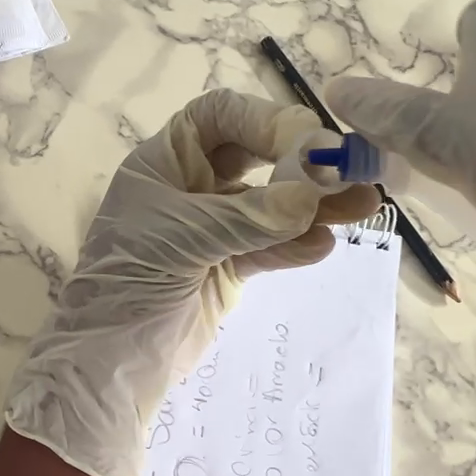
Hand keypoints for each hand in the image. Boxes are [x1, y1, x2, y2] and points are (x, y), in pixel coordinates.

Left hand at [5, 90, 378, 475]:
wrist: (111, 358)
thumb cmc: (129, 282)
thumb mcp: (183, 238)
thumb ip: (249, 216)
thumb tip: (313, 194)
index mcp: (164, 162)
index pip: (218, 117)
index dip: (263, 119)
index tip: (307, 139)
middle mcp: (188, 187)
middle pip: (254, 155)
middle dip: (300, 160)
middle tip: (349, 167)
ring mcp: (209, 229)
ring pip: (270, 205)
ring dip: (314, 204)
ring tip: (364, 204)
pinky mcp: (226, 267)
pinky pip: (269, 246)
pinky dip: (296, 244)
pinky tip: (323, 245)